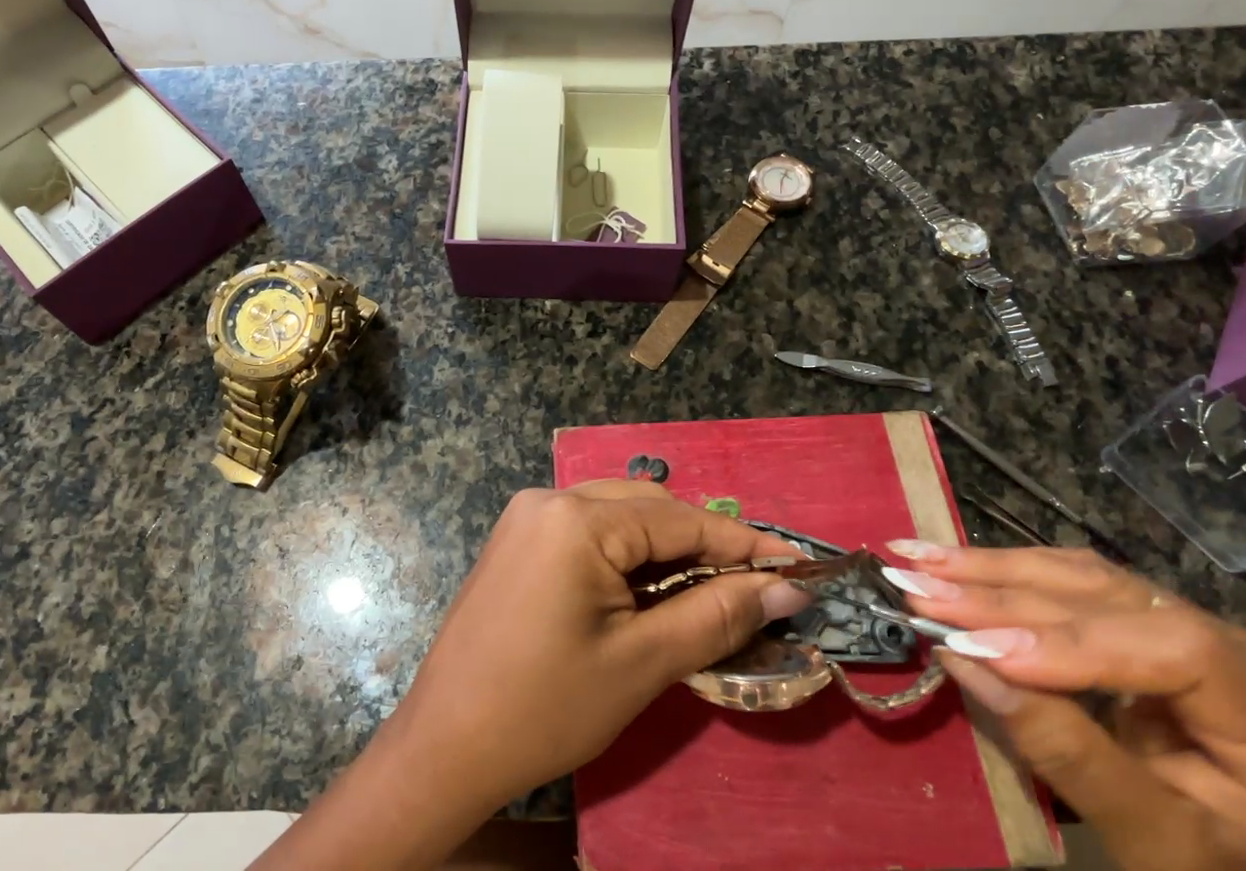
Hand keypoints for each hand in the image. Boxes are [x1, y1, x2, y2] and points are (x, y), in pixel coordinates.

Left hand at [252, 480, 812, 869]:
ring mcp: (525, 519)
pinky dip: (627, 558)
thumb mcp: (643, 663)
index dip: (744, 544)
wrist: (446, 746)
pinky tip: (652, 591)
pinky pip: (587, 534)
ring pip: (618, 518)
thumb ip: (717, 615)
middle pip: (648, 510)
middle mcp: (547, 500)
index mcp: (575, 519)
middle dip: (705, 546)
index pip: (680, 520)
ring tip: (714, 591)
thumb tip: (786, 587)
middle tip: (759, 586)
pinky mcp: (515, 544)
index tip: (799, 565)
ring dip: (667, 552)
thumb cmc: (546, 707)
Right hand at [883, 542, 1245, 870]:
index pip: (1179, 650)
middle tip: (913, 585)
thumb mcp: (1151, 840)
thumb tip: (962, 661)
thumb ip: (1065, 751)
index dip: (1070, 638)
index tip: (973, 644)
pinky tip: (963, 565)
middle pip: (1124, 603)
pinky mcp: (1178, 633)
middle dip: (1006, 595)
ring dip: (997, 572)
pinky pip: (1094, 594)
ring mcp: (1225, 639)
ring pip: (1098, 583)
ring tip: (918, 560)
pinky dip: (1020, 580)